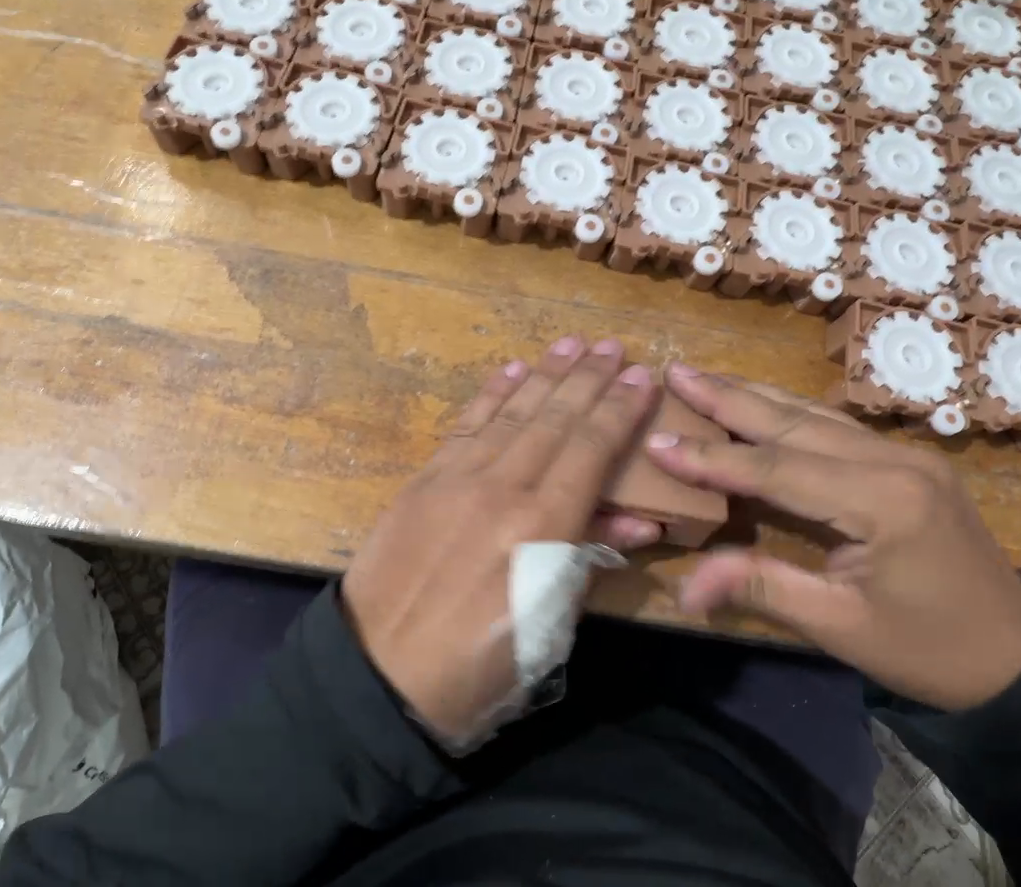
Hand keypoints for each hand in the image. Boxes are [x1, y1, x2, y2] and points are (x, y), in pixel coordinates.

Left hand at [342, 336, 660, 746]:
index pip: (591, 449)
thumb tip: (633, 519)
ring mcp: (455, 479)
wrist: (377, 678)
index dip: (620, 410)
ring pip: (510, 413)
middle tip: (614, 346)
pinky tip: (511, 371)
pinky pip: (465, 426)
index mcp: (540, 528)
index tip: (644, 376)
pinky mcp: (422, 481)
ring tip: (571, 343)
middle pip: (554, 420)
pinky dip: (491, 395)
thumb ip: (587, 560)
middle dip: (588, 379)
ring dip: (544, 375)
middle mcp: (501, 488)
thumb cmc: (478, 669)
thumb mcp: (549, 628)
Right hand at [648, 366, 1020, 711]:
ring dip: (754, 396)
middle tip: (673, 371)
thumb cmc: (929, 651)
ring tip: (702, 376)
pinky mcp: (910, 463)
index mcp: (884, 501)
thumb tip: (683, 587)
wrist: (1018, 660)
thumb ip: (762, 588)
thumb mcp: (841, 628)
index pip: (777, 468)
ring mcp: (907, 456)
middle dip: (727, 398)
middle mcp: (895, 461)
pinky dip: (787, 413)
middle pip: (794, 422)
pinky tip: (757, 402)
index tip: (657, 440)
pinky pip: (835, 428)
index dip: (712, 457)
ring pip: (815, 415)